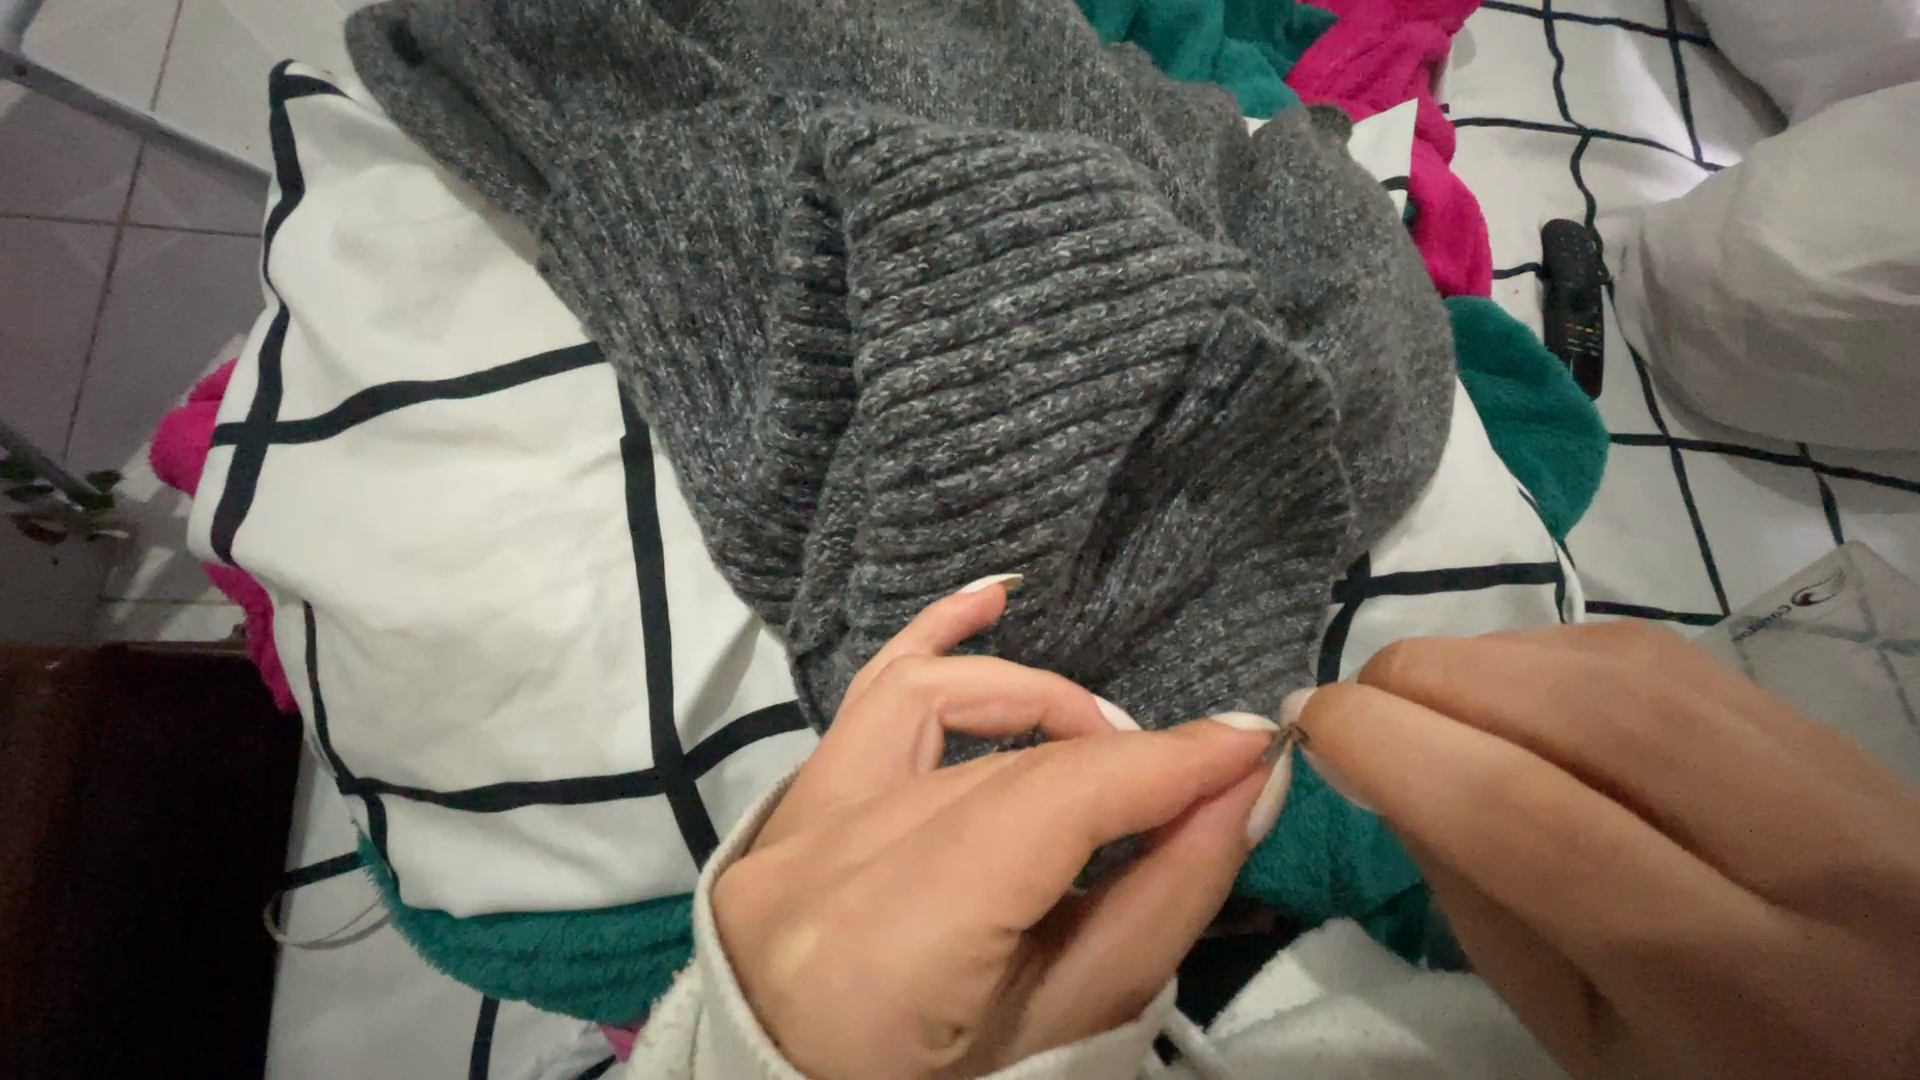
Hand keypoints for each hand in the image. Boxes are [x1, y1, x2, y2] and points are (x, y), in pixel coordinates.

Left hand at [712, 581, 1289, 1079]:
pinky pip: (867, 685)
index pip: (1047, 807)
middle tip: (1202, 772)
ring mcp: (803, 809)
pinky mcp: (801, 788)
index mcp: (892, 944)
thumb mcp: (1054, 1026)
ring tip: (1103, 731)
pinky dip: (935, 632)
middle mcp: (833, 852)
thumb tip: (1232, 793)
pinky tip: (993, 596)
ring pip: (939, 700)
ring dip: (1039, 699)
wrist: (794, 1079)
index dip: (1158, 768)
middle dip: (1125, 759)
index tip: (1250, 747)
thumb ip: (1152, 906)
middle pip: (1008, 767)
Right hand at [1292, 621, 1919, 1079]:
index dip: (1387, 744)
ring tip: (1420, 697)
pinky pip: (1646, 650)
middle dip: (1421, 681)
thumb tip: (1370, 758)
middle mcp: (1826, 871)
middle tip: (1355, 703)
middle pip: (1577, 713)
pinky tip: (1507, 688)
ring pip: (1612, 662)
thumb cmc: (1701, 1065)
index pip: (1525, 819)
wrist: (1904, 1046)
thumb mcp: (1568, 1024)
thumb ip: (1466, 887)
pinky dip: (1536, 651)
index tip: (1308, 721)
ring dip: (1472, 658)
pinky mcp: (1819, 722)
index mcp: (1745, 993)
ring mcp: (1845, 780)